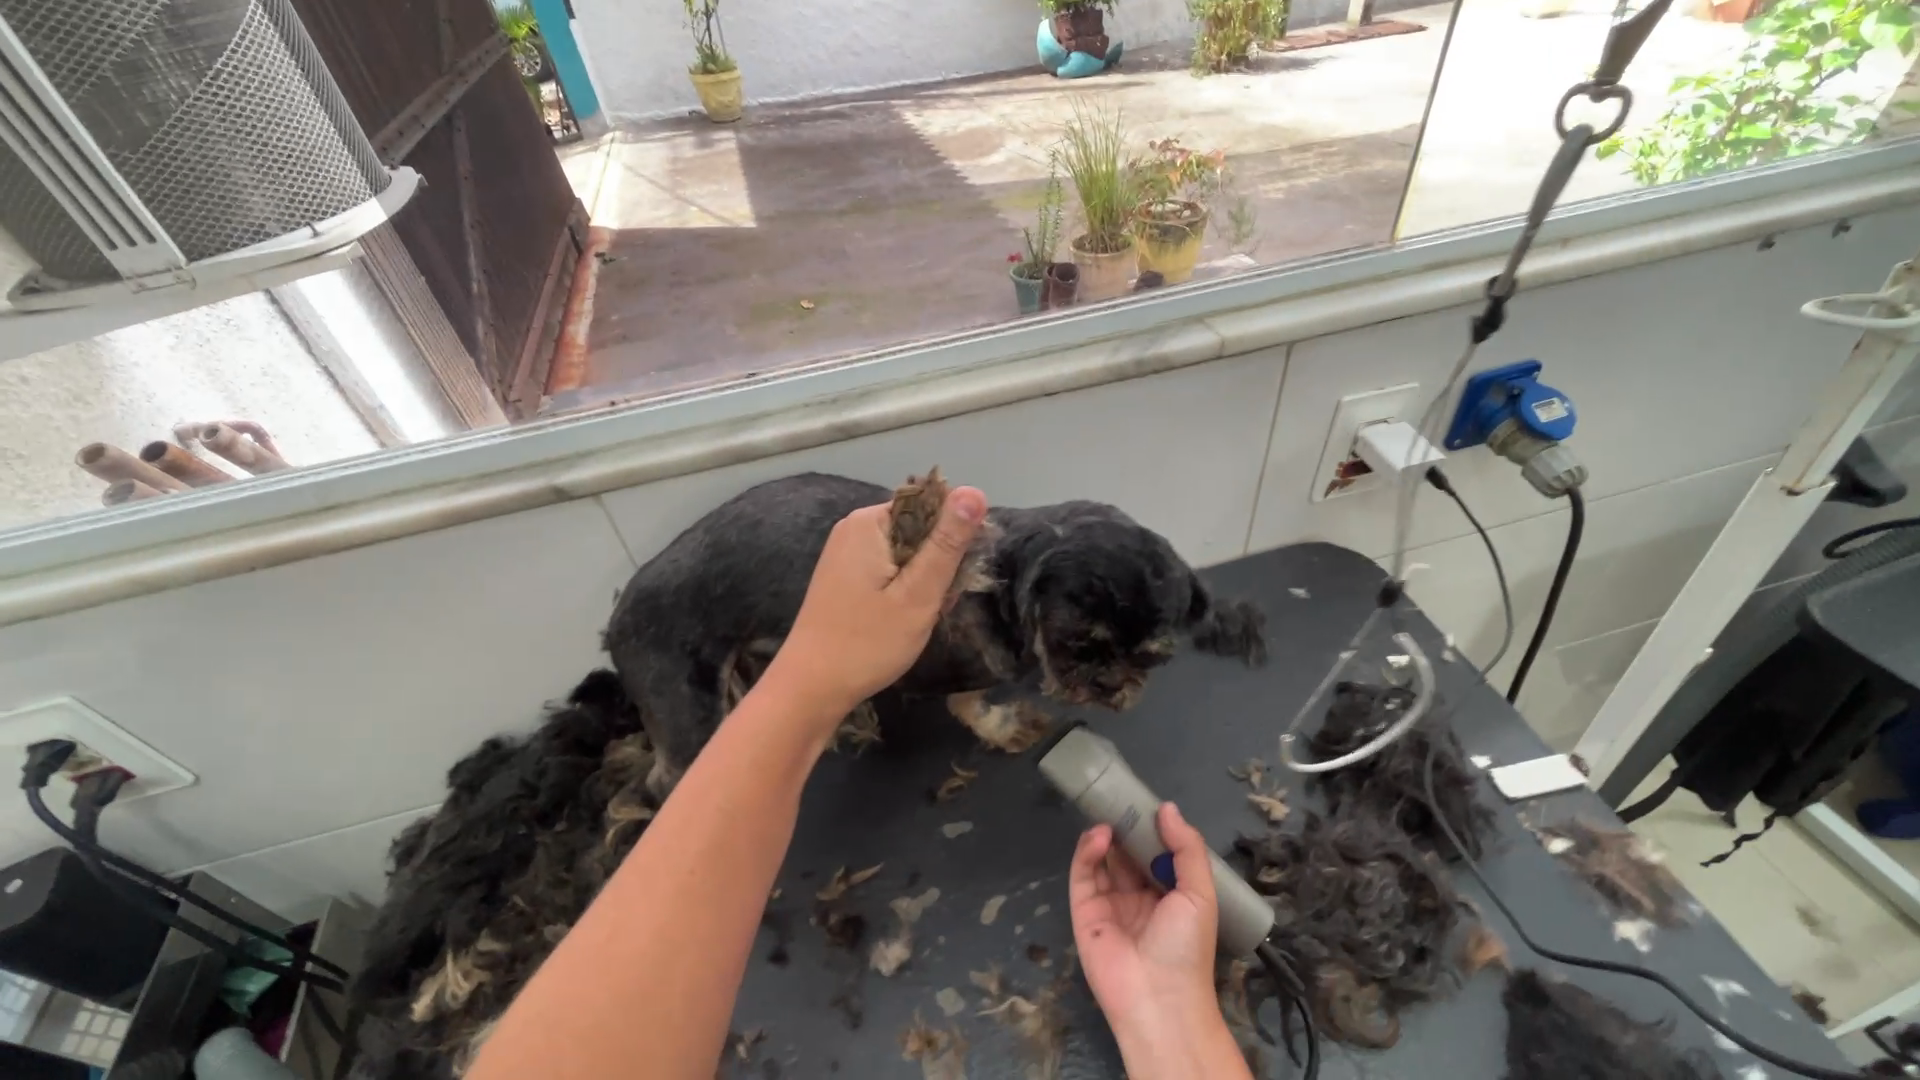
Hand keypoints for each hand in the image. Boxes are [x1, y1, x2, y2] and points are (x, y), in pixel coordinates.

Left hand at [762, 485, 986, 725]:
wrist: (811, 687)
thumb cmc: (868, 642)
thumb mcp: (919, 593)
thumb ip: (948, 542)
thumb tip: (975, 490)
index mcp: (870, 522)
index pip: (931, 507)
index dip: (952, 539)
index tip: (955, 577)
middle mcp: (854, 527)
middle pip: (919, 529)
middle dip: (937, 565)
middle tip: (934, 605)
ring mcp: (846, 552)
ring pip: (907, 553)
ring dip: (922, 582)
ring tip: (918, 615)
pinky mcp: (844, 575)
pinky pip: (888, 568)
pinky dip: (903, 590)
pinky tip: (902, 618)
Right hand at [1070, 804, 1246, 1079]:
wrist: (1158, 999)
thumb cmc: (1186, 947)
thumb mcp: (1200, 893)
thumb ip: (1186, 848)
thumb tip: (1167, 808)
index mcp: (1167, 895)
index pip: (1155, 853)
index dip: (1151, 828)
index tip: (1146, 802)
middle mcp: (1137, 896)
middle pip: (1126, 852)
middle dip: (1125, 826)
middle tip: (1121, 799)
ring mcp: (1108, 903)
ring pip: (1102, 859)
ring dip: (1106, 834)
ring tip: (1109, 815)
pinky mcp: (1083, 910)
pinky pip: (1083, 874)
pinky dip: (1087, 851)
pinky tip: (1099, 835)